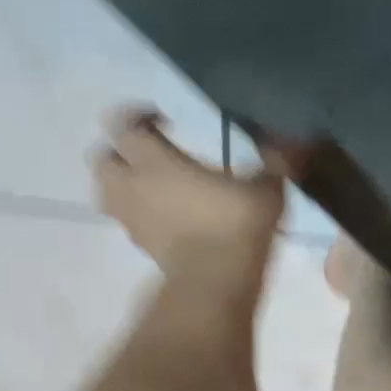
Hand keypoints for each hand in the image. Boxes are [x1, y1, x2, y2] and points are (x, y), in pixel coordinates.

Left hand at [92, 106, 291, 281]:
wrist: (215, 274)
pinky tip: (171, 216)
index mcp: (154, 161)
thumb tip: (285, 145)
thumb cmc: (236, 222)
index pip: (124, 125)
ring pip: (109, 187)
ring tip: (159, 187)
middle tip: (155, 156)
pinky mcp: (136, 239)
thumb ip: (271, 165)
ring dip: (127, 182)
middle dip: (124, 151)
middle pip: (104, 156)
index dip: (138, 116)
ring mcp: (129, 213)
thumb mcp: (266, 189)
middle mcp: (129, 182)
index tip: (162, 118)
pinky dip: (142, 211)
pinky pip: (129, 216)